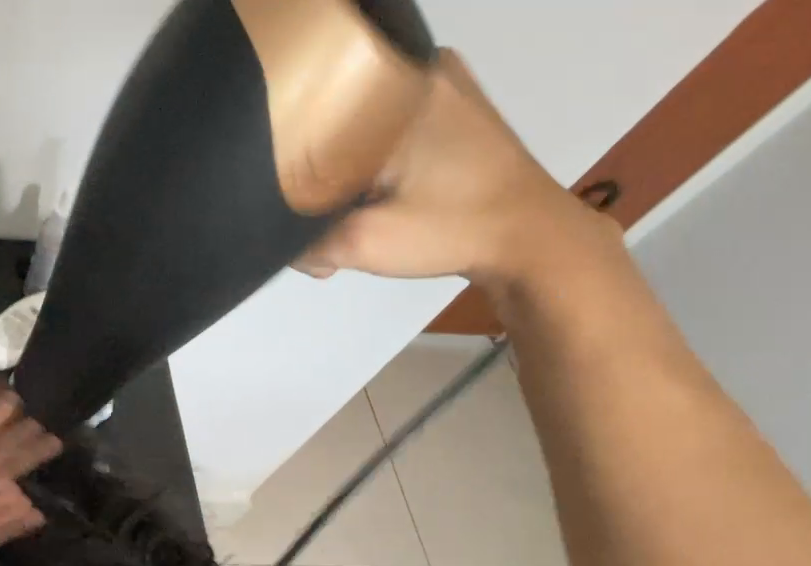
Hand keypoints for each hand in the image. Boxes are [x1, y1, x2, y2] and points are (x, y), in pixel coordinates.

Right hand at [295, 50, 616, 285]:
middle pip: (337, 123)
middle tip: (320, 224)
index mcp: (403, 88)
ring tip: (348, 216)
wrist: (530, 238)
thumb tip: (280, 247)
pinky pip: (384, 133)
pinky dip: (369, 168)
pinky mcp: (450, 110)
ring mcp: (442, 87)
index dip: (292, 168)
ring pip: (358, 132)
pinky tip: (369, 202)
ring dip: (343, 176)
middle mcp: (424, 72)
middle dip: (319, 176)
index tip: (294, 212)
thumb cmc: (454, 229)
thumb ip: (303, 245)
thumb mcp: (361, 244)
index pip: (317, 117)